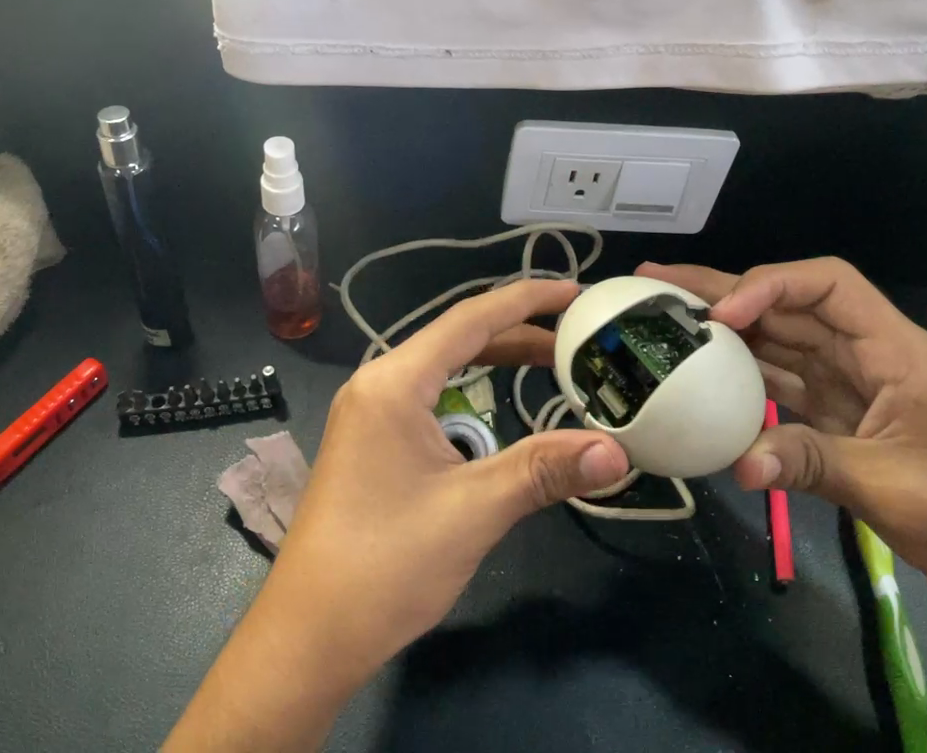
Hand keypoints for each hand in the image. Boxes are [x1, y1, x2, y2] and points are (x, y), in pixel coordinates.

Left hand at [270, 278, 628, 672]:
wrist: (309, 634)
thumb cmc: (386, 564)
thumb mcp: (473, 511)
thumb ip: (543, 470)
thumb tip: (617, 452)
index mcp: (394, 382)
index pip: (470, 319)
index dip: (527, 300)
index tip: (577, 291)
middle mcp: (377, 385)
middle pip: (458, 339)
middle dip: (519, 335)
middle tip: (579, 338)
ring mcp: (368, 416)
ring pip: (443, 371)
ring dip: (496, 368)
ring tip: (553, 371)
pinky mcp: (369, 445)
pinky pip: (430, 401)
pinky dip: (472, 400)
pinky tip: (500, 419)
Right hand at [639, 258, 926, 613]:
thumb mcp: (896, 486)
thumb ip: (813, 463)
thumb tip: (737, 463)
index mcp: (893, 350)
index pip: (827, 284)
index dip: (769, 285)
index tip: (721, 316)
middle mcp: (867, 356)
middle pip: (789, 305)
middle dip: (724, 291)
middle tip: (654, 282)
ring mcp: (852, 388)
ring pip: (780, 343)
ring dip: (724, 331)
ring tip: (662, 319)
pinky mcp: (842, 419)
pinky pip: (784, 387)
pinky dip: (742, 380)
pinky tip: (699, 377)